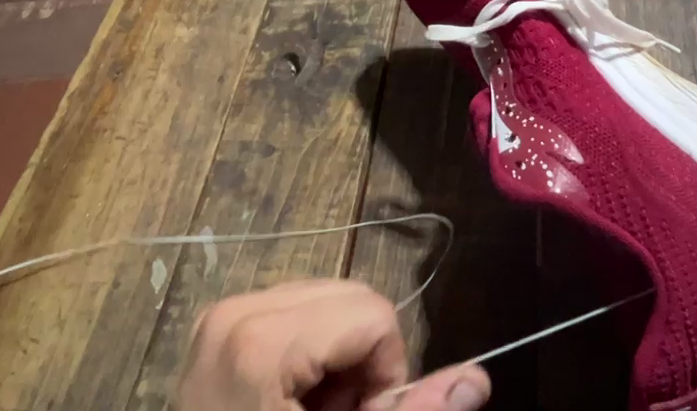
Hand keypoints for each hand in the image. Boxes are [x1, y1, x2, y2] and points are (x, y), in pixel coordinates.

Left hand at [178, 279, 490, 410]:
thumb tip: (477, 378)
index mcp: (261, 342)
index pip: (373, 315)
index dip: (387, 372)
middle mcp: (238, 311)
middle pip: (353, 298)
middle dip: (363, 360)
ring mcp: (224, 314)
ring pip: (330, 300)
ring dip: (340, 355)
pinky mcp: (220, 322)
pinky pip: (298, 307)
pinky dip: (313, 349)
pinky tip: (294, 398)